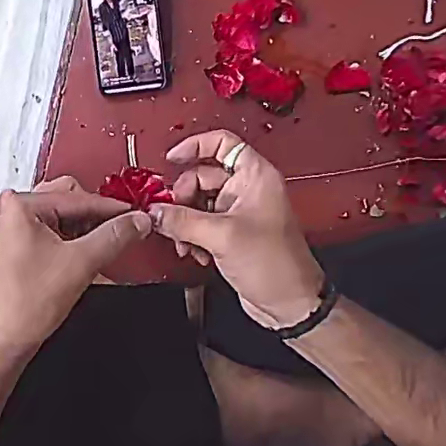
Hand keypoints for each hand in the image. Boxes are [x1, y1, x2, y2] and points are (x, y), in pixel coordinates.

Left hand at [0, 176, 151, 359]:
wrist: (0, 344)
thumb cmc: (20, 306)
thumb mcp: (81, 263)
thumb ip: (115, 236)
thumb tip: (136, 221)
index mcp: (23, 206)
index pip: (81, 198)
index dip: (114, 209)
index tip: (137, 217)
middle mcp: (15, 213)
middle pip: (73, 203)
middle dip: (100, 218)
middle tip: (126, 228)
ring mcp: (17, 232)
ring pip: (67, 220)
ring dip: (90, 232)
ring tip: (112, 244)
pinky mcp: (22, 251)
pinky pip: (58, 236)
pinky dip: (78, 244)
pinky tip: (94, 257)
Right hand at [149, 131, 323, 329]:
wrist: (289, 303)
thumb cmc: (275, 265)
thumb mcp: (222, 236)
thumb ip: (183, 220)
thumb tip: (157, 211)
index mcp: (255, 176)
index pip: (222, 143)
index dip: (195, 146)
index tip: (172, 159)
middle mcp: (248, 189)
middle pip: (203, 176)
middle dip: (183, 197)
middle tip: (172, 216)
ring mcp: (240, 211)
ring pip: (200, 202)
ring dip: (186, 220)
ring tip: (183, 241)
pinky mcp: (233, 232)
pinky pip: (203, 223)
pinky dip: (193, 234)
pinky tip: (194, 252)